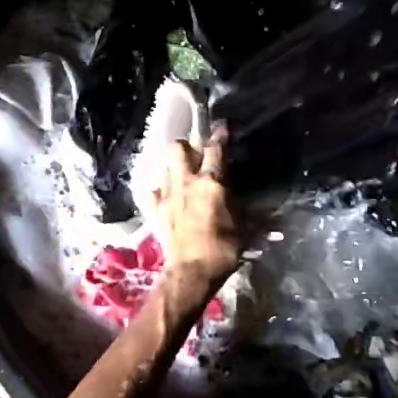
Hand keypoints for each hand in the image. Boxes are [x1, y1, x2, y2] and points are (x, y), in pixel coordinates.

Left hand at [159, 129, 239, 285]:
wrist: (191, 272)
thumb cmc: (223, 249)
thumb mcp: (242, 224)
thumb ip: (238, 203)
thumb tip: (240, 195)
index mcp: (211, 182)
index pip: (215, 149)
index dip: (220, 135)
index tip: (223, 126)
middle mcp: (186, 182)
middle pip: (178, 147)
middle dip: (187, 146)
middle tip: (197, 156)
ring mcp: (167, 194)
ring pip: (166, 166)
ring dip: (175, 168)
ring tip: (184, 177)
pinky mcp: (155, 209)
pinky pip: (155, 191)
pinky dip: (162, 191)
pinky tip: (169, 197)